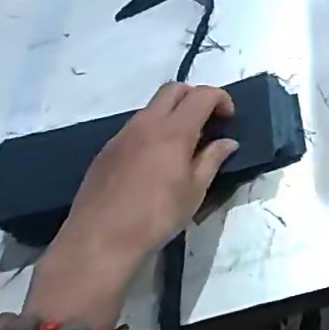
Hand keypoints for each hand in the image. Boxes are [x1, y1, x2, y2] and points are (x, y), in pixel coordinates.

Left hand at [30, 83, 237, 322]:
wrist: (99, 240)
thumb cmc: (156, 215)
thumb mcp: (195, 190)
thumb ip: (213, 159)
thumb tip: (227, 142)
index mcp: (173, 130)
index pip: (202, 95)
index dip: (221, 99)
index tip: (229, 119)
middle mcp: (146, 123)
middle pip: (174, 89)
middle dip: (196, 96)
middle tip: (209, 122)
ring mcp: (122, 135)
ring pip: (152, 107)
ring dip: (173, 113)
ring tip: (184, 144)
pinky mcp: (106, 151)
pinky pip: (136, 126)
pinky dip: (153, 130)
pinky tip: (156, 161)